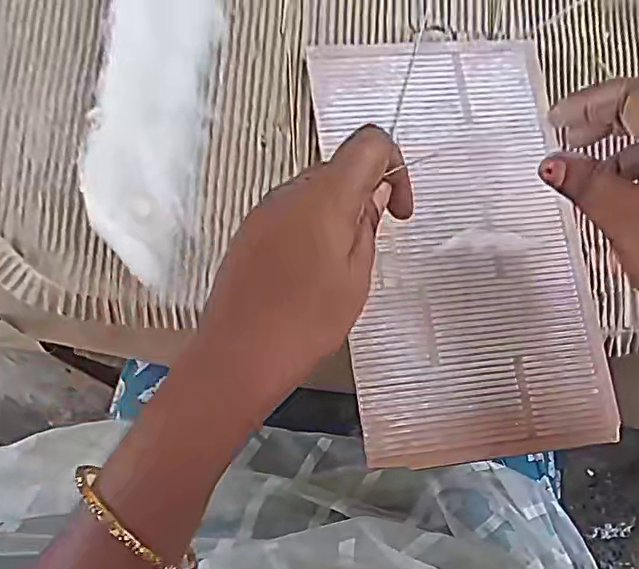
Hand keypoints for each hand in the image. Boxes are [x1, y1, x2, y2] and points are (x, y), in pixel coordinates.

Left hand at [191, 124, 414, 405]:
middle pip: (337, 170)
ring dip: (332, 220)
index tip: (396, 204)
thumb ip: (368, 228)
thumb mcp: (355, 279)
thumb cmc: (298, 325)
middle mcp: (289, 195)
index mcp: (325, 197)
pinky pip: (286, 220)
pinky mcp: (247, 236)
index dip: (393, 167)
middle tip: (370, 243)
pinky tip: (308, 279)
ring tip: (336, 272)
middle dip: (361, 199)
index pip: (369, 144)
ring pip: (310, 197)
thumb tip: (372, 200)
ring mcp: (263, 214)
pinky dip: (305, 235)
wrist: (242, 355)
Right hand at [538, 79, 638, 341]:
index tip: (559, 120)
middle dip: (602, 123)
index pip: (633, 96)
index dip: (589, 105)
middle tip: (567, 140)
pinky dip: (633, 174)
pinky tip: (613, 199)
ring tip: (585, 175)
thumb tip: (555, 164)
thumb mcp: (622, 217)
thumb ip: (584, 183)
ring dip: (616, 152)